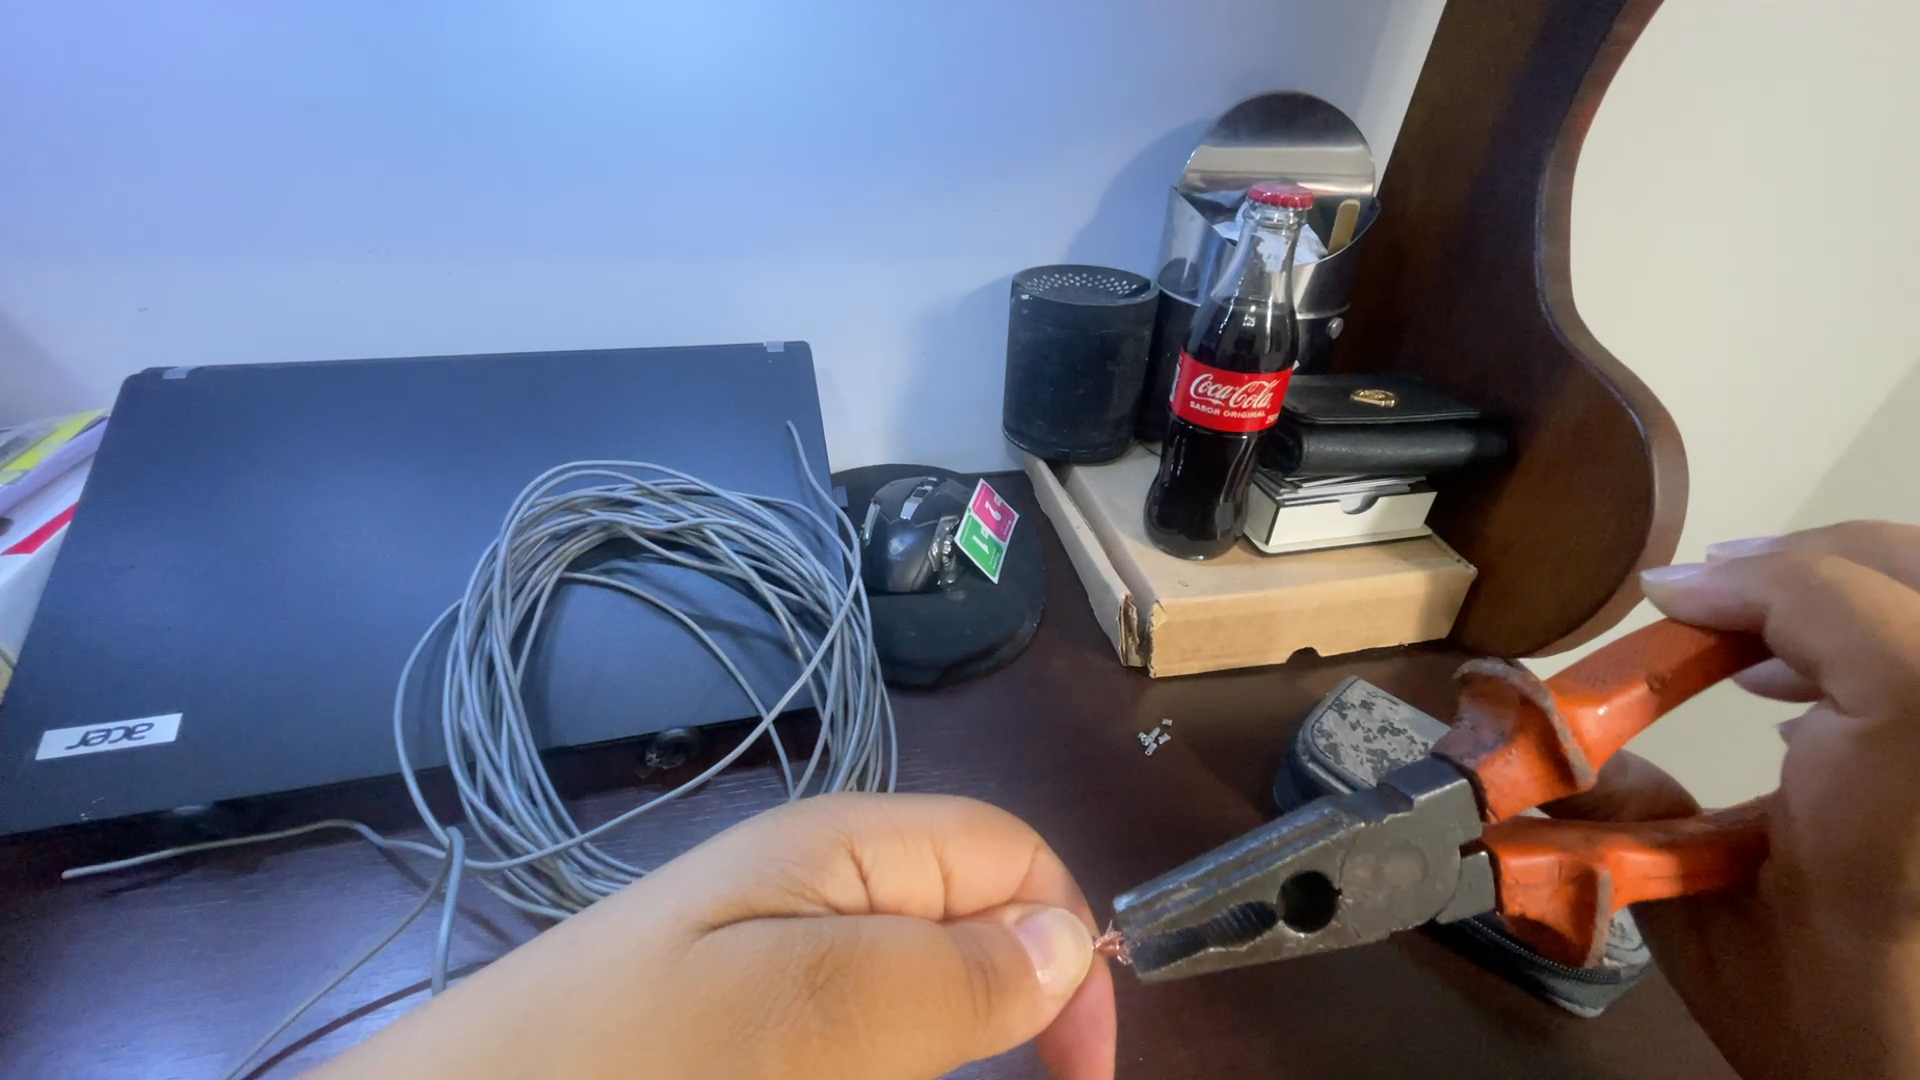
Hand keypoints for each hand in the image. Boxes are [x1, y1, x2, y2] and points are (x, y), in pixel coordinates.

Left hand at [313, 794, 1115, 1078]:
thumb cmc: (627, 1068)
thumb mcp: (806, 1016)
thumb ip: (947, 972)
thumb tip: (1068, 938)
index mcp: (849, 846)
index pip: (1007, 851)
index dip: (1064, 938)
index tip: (1080, 1070)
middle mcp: (825, 877)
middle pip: (968, 912)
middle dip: (1009, 1003)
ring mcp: (780, 941)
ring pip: (916, 977)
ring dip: (948, 1040)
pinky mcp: (747, 1004)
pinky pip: (855, 1021)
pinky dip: (883, 1052)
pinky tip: (860, 1070)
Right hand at [1553, 521, 1919, 1079]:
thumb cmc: (1832, 1030)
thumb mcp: (1695, 922)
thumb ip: (1619, 807)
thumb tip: (1530, 722)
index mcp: (1910, 816)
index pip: (1888, 646)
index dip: (1767, 587)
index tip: (1663, 598)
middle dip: (1806, 564)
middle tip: (1702, 591)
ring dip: (1846, 590)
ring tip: (1748, 636)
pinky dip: (1883, 632)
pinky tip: (1817, 689)